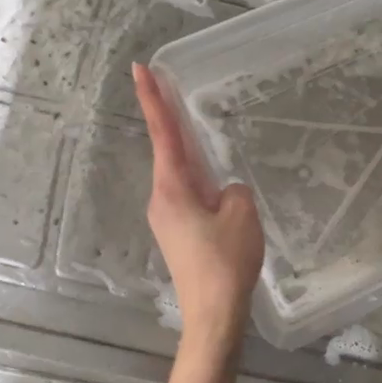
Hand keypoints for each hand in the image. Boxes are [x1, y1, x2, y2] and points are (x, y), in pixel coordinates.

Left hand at [132, 63, 264, 351]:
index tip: (139, 70)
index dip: (153, 100)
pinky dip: (195, 177)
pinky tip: (213, 181)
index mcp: (173, 187)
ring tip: (198, 129)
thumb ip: (234, 189)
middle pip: (166, 150)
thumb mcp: (241, 213)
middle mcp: (162, 199)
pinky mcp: (178, 234)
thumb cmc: (226, 260)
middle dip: (168, 118)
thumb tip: (225, 192)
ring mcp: (167, 218)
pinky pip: (187, 194)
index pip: (163, 133)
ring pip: (178, 174)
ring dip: (186, 151)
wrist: (214, 313)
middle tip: (165, 85)